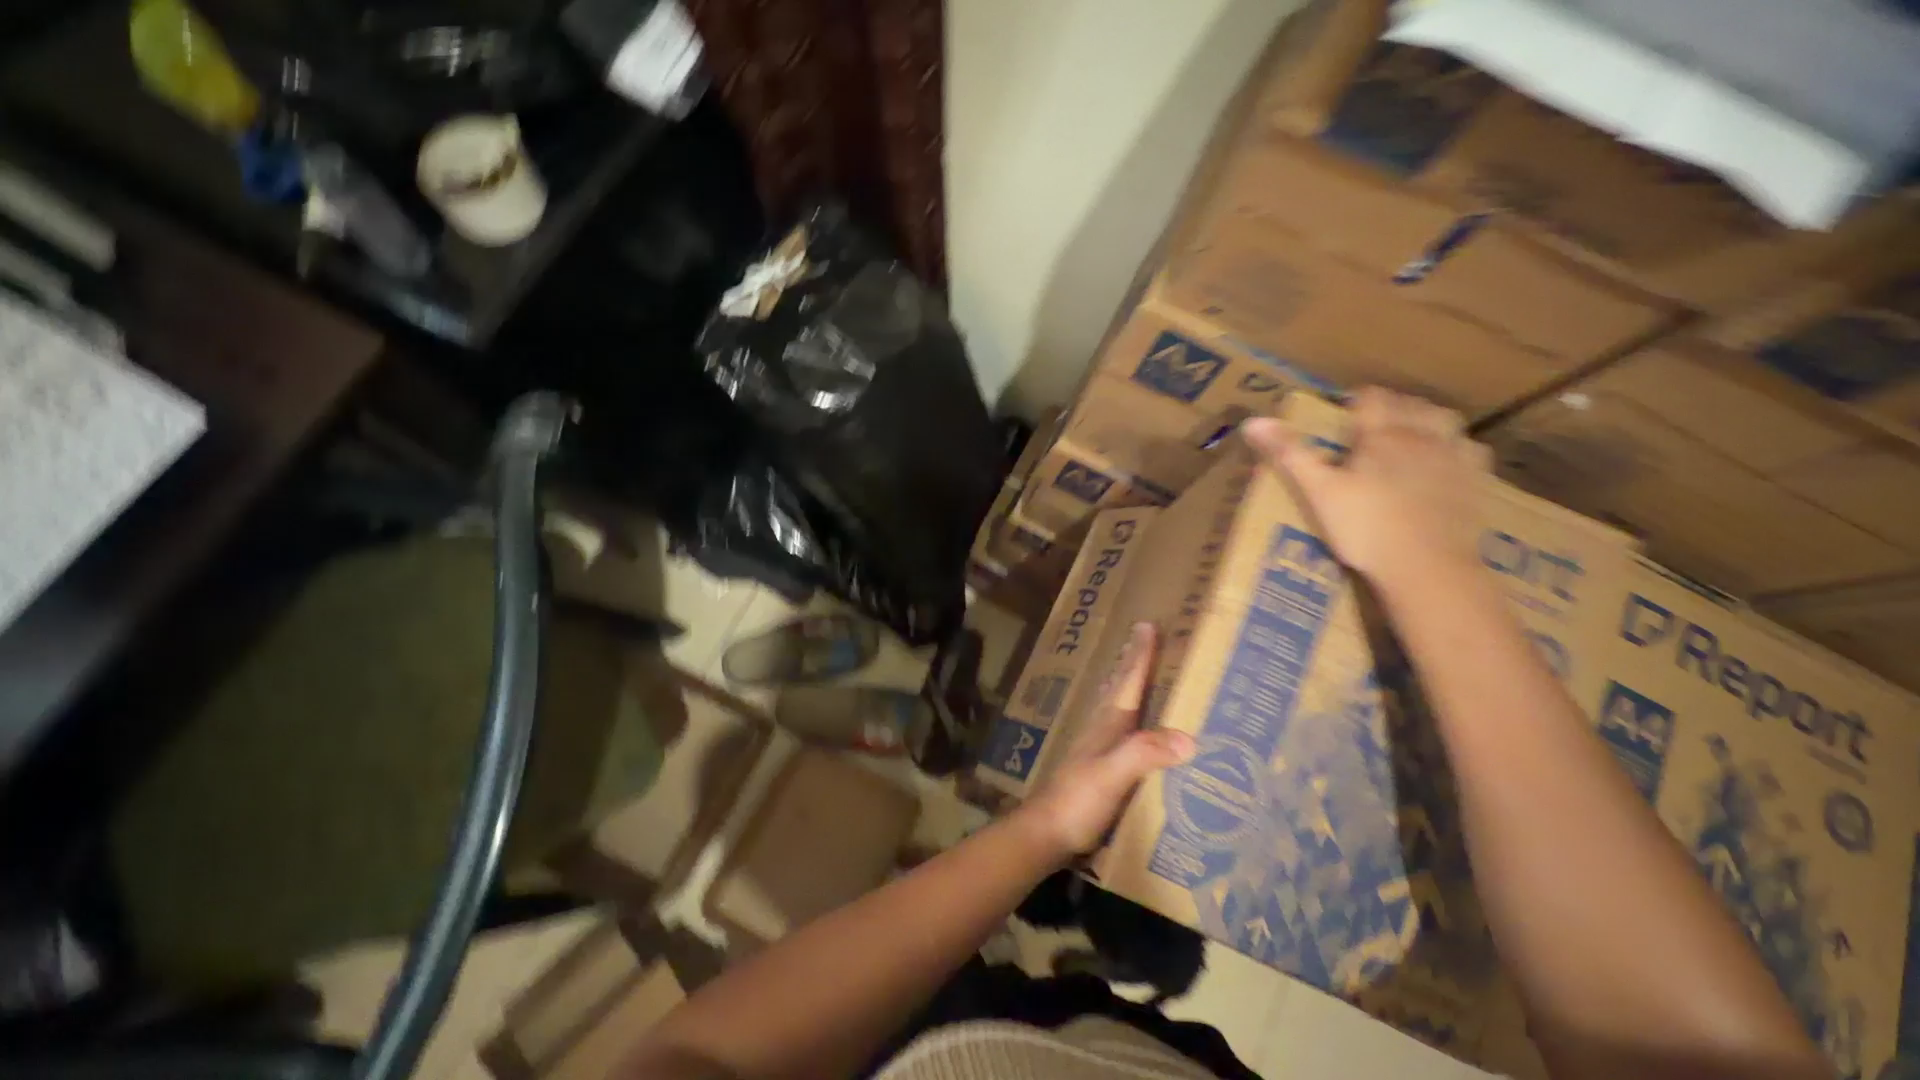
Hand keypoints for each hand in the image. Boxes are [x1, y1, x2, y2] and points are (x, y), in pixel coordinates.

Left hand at [1015, 622, 1194, 860]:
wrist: (1045, 836)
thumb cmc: (1077, 802)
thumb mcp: (1113, 776)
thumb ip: (1144, 754)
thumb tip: (1188, 738)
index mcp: (1107, 726)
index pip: (1126, 682)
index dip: (1138, 655)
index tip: (1147, 625)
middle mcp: (1101, 732)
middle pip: (1118, 689)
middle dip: (1132, 664)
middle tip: (1143, 638)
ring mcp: (1096, 752)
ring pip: (1115, 709)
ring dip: (1126, 688)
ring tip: (1136, 675)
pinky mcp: (1098, 774)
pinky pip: (1120, 736)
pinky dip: (1130, 722)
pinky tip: (1134, 734)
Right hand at [1242, 387, 1483, 588]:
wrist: (1428, 566)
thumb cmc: (1366, 529)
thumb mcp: (1319, 493)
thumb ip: (1290, 454)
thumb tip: (1253, 421)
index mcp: (1381, 434)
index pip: (1371, 397)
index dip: (1356, 401)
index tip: (1344, 414)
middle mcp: (1420, 434)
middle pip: (1408, 403)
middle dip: (1390, 407)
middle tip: (1371, 426)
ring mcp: (1453, 455)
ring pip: (1444, 419)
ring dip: (1426, 419)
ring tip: (1411, 435)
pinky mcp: (1475, 479)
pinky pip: (1471, 448)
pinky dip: (1456, 447)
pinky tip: (1445, 462)